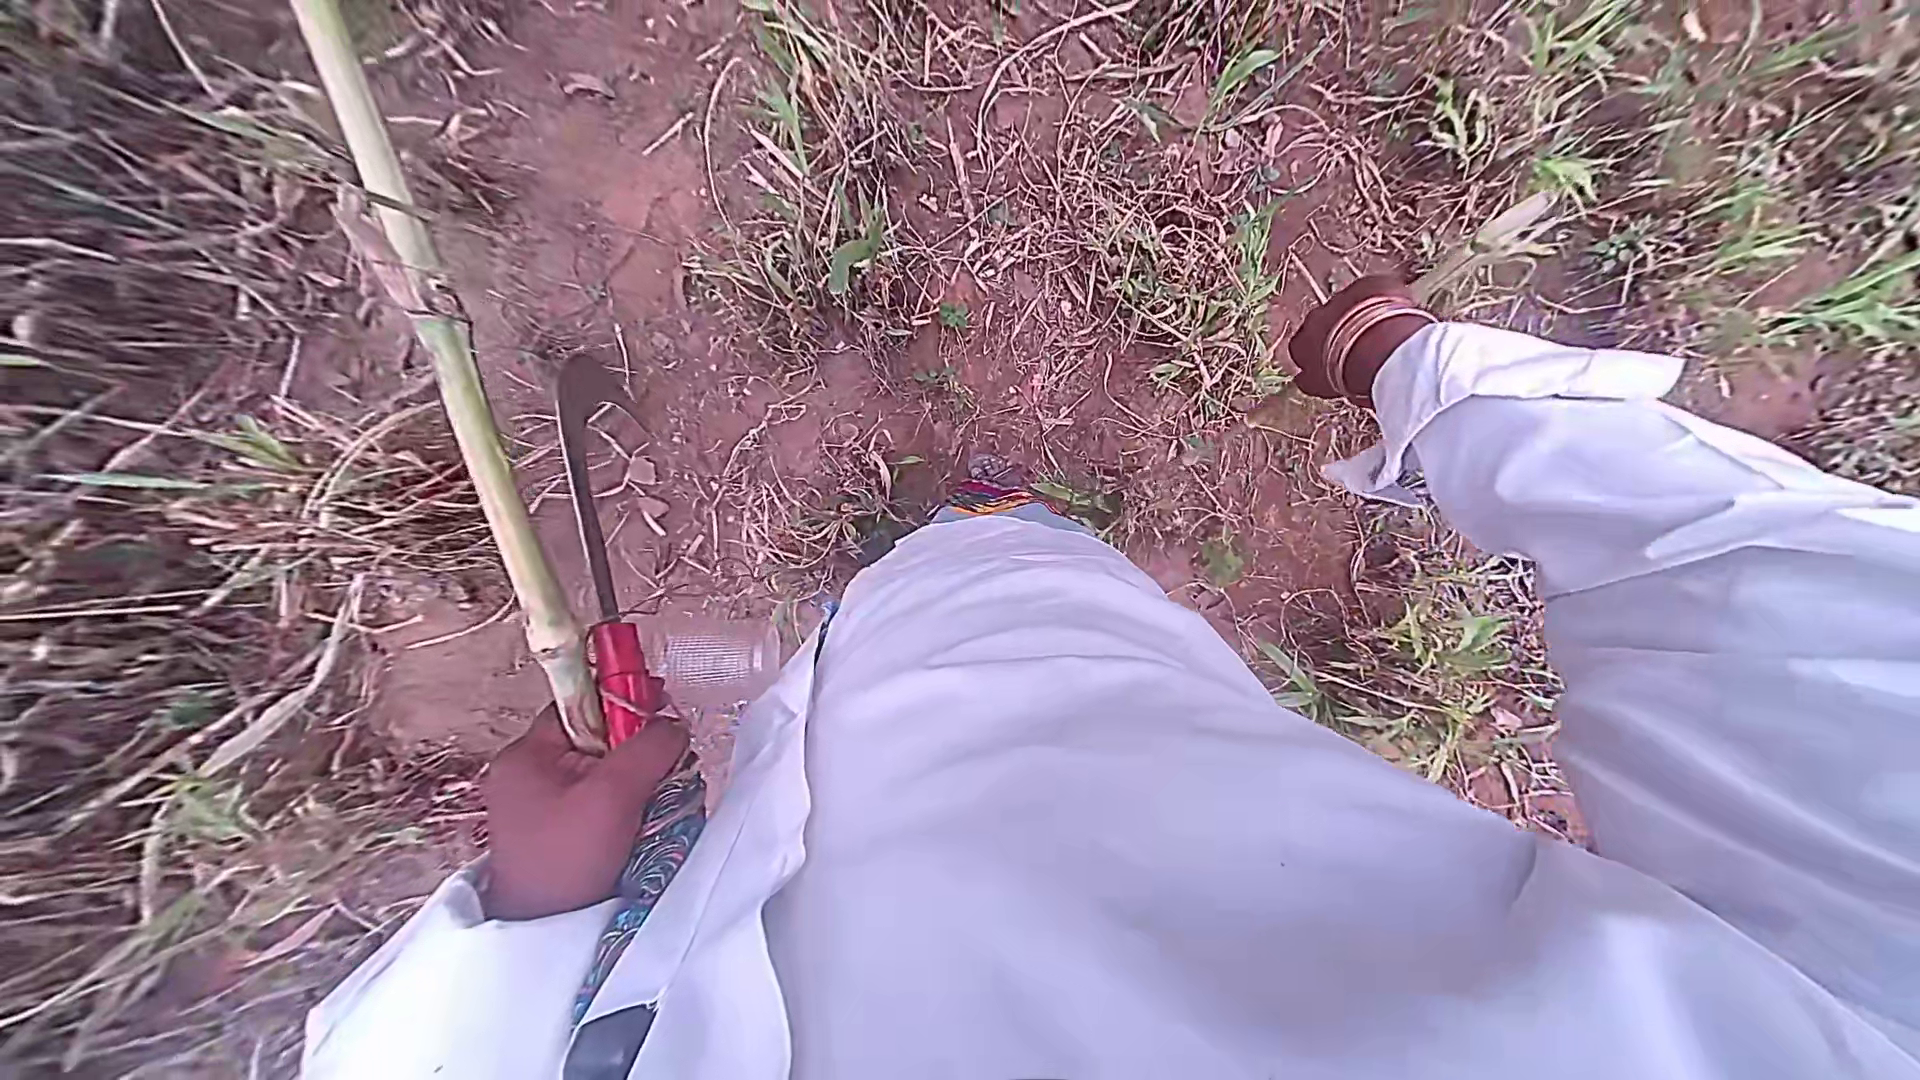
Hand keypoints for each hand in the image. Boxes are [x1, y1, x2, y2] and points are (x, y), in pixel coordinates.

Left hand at [481, 706, 687, 920]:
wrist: (547, 938)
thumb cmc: (569, 859)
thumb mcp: (615, 791)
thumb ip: (651, 743)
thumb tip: (674, 724)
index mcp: (528, 754)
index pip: (583, 700)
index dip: (623, 699)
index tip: (660, 707)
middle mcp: (533, 771)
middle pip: (604, 732)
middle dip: (641, 746)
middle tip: (664, 765)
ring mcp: (547, 800)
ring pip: (613, 763)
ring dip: (644, 775)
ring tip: (656, 798)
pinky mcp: (565, 824)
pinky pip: (610, 792)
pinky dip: (636, 797)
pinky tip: (646, 816)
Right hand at [1288, 275, 1431, 403]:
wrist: (1376, 349)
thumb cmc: (1345, 370)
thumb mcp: (1318, 385)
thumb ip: (1307, 379)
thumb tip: (1302, 379)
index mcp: (1300, 343)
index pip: (1301, 346)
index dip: (1316, 350)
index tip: (1328, 357)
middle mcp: (1315, 317)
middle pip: (1323, 321)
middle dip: (1336, 329)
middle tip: (1355, 343)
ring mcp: (1341, 299)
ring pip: (1348, 304)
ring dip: (1359, 313)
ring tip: (1378, 329)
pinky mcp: (1366, 285)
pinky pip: (1372, 289)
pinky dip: (1381, 298)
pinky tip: (1394, 312)